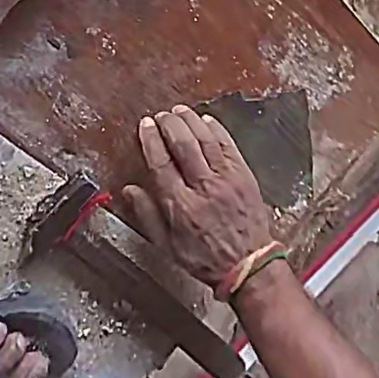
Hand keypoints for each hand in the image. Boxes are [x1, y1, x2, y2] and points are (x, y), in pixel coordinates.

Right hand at [120, 107, 276, 290]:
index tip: (145, 126)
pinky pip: (228, 145)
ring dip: (190, 121)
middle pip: (183, 145)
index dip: (151, 140)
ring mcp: (227, 179)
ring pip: (205, 140)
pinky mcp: (244, 176)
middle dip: (169, 125)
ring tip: (179, 111)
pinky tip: (206, 120)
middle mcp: (204, 188)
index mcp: (181, 205)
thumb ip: (147, 214)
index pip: (161, 163)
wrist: (249, 266)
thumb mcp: (167, 245)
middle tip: (161, 115)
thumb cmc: (206, 258)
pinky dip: (216, 129)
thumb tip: (129, 190)